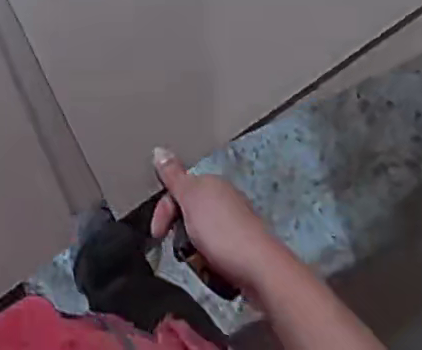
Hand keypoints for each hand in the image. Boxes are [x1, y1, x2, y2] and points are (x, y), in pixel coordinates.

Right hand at [150, 146, 275, 290]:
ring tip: (200, 262)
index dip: (163, 210)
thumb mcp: (190, 198)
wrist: (263, 272)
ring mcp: (236, 224)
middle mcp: (224, 198)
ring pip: (200, 233)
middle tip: (181, 249)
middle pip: (188, 211)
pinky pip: (216, 251)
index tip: (157, 233)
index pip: (175, 189)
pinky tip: (214, 270)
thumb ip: (172, 175)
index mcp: (210, 183)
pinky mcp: (244, 249)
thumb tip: (159, 149)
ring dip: (194, 249)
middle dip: (179, 230)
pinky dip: (211, 261)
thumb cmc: (222, 232)